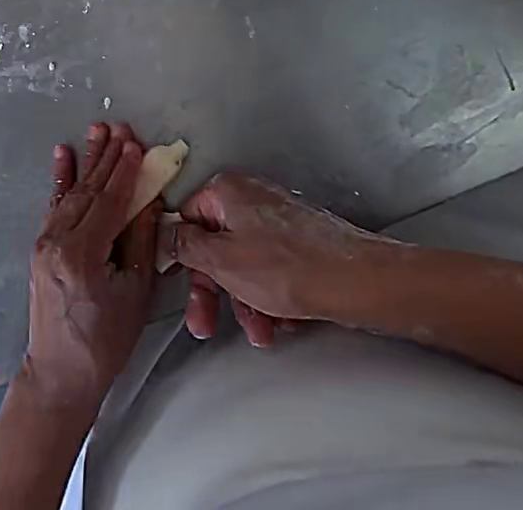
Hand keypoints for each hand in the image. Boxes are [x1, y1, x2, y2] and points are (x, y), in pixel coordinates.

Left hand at [20, 122, 158, 410]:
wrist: (60, 373)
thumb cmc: (106, 339)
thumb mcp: (136, 291)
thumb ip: (141, 239)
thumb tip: (149, 197)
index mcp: (82, 254)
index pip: (110, 201)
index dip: (126, 171)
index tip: (138, 144)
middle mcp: (58, 241)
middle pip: (89, 190)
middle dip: (107, 156)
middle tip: (120, 126)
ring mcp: (44, 242)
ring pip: (72, 192)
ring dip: (88, 160)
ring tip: (99, 130)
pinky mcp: (40, 246)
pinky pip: (54, 205)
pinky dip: (61, 178)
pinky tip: (63, 155)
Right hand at [164, 172, 394, 346]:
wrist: (355, 282)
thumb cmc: (289, 267)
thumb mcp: (221, 260)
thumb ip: (186, 246)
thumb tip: (167, 233)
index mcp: (228, 191)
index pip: (187, 217)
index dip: (179, 253)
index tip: (176, 281)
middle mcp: (251, 197)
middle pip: (215, 245)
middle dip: (213, 290)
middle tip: (206, 323)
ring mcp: (277, 218)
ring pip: (244, 263)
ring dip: (244, 302)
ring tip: (259, 331)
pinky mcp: (298, 240)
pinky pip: (270, 268)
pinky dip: (269, 296)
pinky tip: (280, 321)